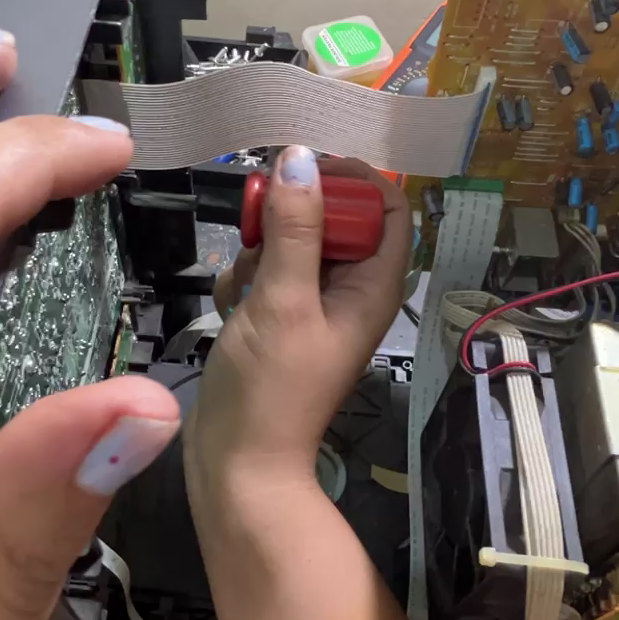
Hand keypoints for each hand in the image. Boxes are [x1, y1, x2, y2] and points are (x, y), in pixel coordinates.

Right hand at [186, 148, 410, 488]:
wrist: (236, 462)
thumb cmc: (270, 386)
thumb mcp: (283, 300)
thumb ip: (295, 228)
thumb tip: (300, 157)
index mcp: (373, 285)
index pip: (387, 207)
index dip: (351, 180)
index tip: (302, 170)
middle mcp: (349, 291)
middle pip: (333, 220)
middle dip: (289, 219)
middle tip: (258, 235)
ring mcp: (312, 306)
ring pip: (290, 244)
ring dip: (259, 252)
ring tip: (244, 290)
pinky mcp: (278, 319)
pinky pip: (266, 274)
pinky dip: (245, 281)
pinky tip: (231, 309)